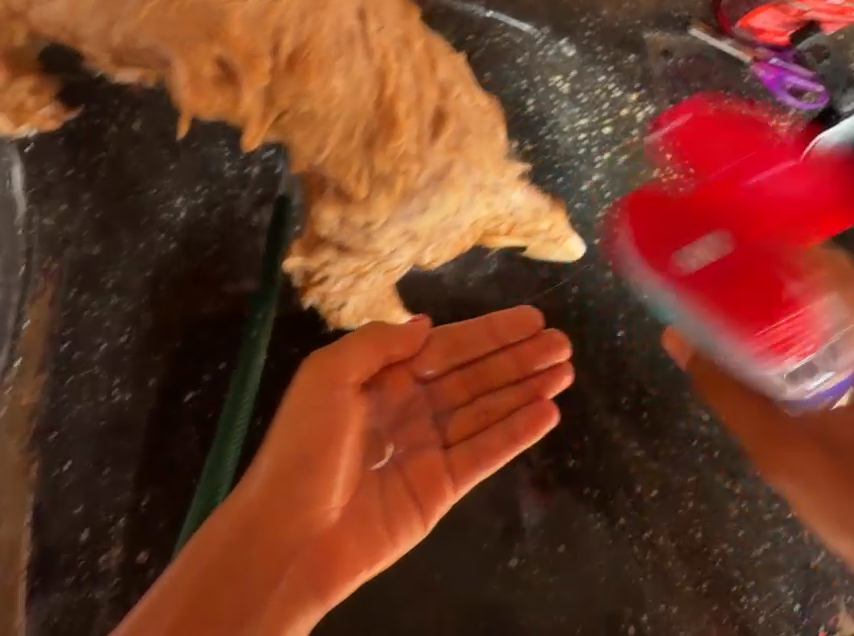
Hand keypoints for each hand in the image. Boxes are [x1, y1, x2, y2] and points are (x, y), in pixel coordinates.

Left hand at [116, 307, 572, 635]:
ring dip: (525, 390)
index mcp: (381, 377)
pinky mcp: (439, 489)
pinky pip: (484, 453)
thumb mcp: (327, 375)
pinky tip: (547, 413)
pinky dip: (515, 433)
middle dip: (517, 358)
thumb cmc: (302, 447)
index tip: (530, 319)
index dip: (489, 332)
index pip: (446, 346)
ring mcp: (427, 449)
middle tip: (562, 343)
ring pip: (486, 411)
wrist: (289, 534)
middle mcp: (409, 407)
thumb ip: (378, 344)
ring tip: (564, 371)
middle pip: (474, 376)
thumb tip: (425, 324)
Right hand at [663, 249, 853, 635]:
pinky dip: (816, 315)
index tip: (724, 244)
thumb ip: (727, 391)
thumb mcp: (783, 456)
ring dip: (796, 290)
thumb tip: (677, 336)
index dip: (778, 256)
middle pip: (844, 283)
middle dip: (780, 268)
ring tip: (739, 286)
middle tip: (722, 264)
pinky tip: (776, 323)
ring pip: (851, 300)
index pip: (837, 282)